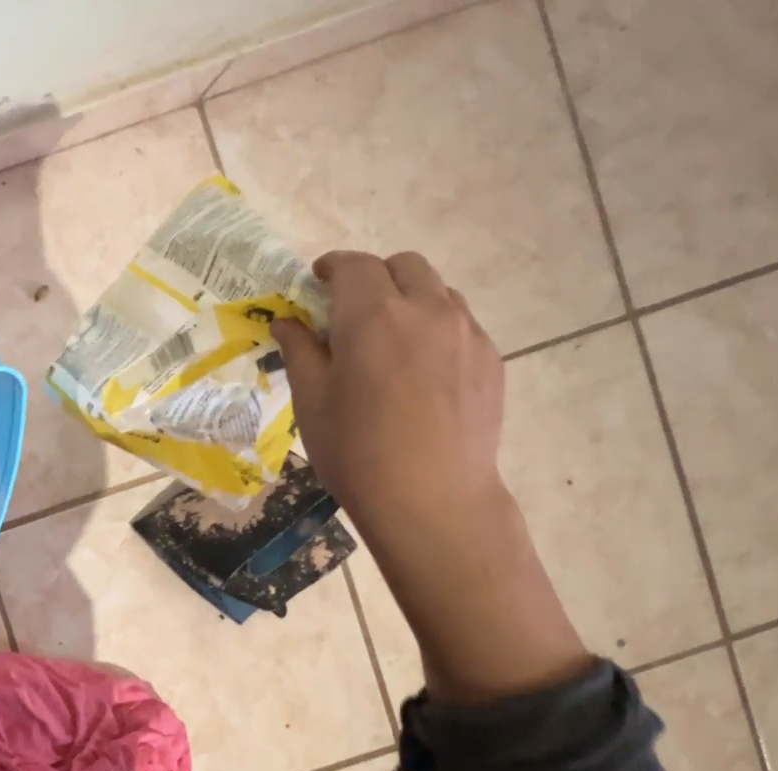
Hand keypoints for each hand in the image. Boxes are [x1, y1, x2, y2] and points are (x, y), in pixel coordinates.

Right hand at [274, 250, 506, 537]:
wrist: (431, 497)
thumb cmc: (355, 450)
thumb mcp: (310, 401)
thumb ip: (300, 351)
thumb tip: (288, 322)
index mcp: (373, 316)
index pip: (353, 266)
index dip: (331, 267)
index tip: (315, 282)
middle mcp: (427, 309)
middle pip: (403, 265)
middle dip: (373, 276)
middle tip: (348, 311)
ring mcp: (466, 332)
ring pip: (437, 291)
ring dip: (406, 299)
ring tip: (385, 341)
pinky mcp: (489, 358)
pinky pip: (458, 323)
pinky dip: (432, 328)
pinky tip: (415, 372)